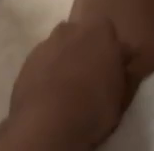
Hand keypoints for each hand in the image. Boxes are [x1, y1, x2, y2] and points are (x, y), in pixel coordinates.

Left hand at [0, 19, 132, 149]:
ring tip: (68, 87)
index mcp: (100, 29)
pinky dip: (47, 72)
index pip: (110, 32)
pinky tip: (50, 93)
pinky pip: (43, 63)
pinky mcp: (26, 63)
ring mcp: (46, 43)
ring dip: (65, 59)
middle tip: (90, 76)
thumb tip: (128, 57)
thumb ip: (125, 71)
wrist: (47, 124)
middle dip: (86, 49)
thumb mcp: (122, 94)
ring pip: (60, 47)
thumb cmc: (93, 106)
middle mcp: (72, 28)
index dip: (111, 50)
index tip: (113, 68)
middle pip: (82, 34)